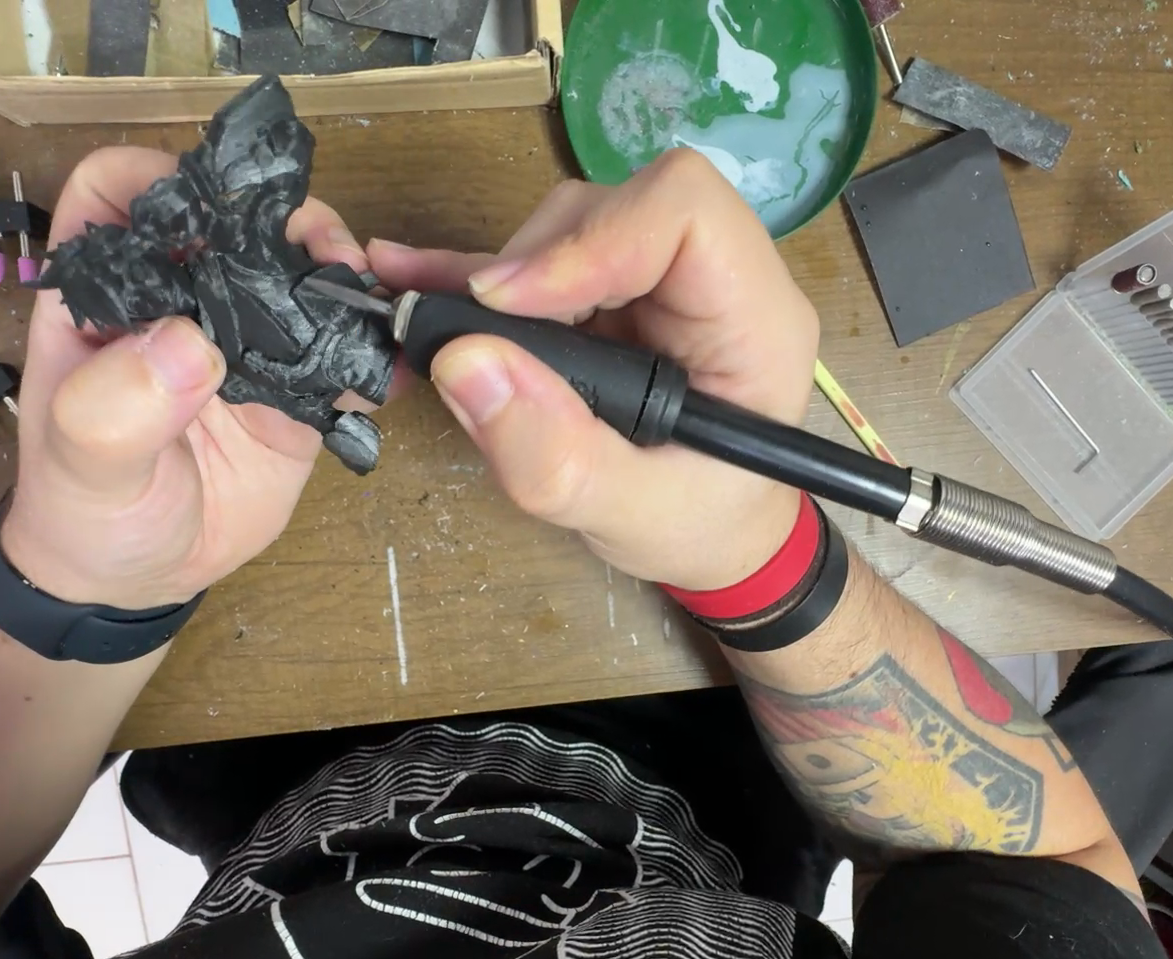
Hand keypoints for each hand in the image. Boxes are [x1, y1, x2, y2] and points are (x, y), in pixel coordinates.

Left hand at [0, 146, 372, 611]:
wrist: (145, 576)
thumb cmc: (89, 515)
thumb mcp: (84, 465)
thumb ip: (115, 407)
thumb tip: (188, 342)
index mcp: (110, 300)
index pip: (123, 198)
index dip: (169, 179)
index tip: (230, 207)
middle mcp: (183, 311)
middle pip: (237, 231)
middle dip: (289, 225)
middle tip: (332, 256)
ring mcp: (246, 353)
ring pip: (299, 287)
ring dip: (342, 282)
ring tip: (372, 306)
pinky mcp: (295, 397)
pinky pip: (340, 362)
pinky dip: (371, 358)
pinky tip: (392, 367)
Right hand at [369, 149, 817, 590]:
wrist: (712, 535)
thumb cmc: (699, 528)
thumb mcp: (632, 516)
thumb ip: (559, 459)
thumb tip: (464, 364)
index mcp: (753, 320)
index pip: (683, 214)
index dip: (588, 242)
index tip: (505, 306)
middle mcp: (712, 281)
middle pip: (613, 209)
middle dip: (529, 266)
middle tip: (467, 337)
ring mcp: (658, 286)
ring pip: (568, 229)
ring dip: (494, 278)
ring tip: (430, 323)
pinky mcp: (614, 301)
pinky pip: (545, 266)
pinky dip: (480, 281)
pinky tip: (419, 283)